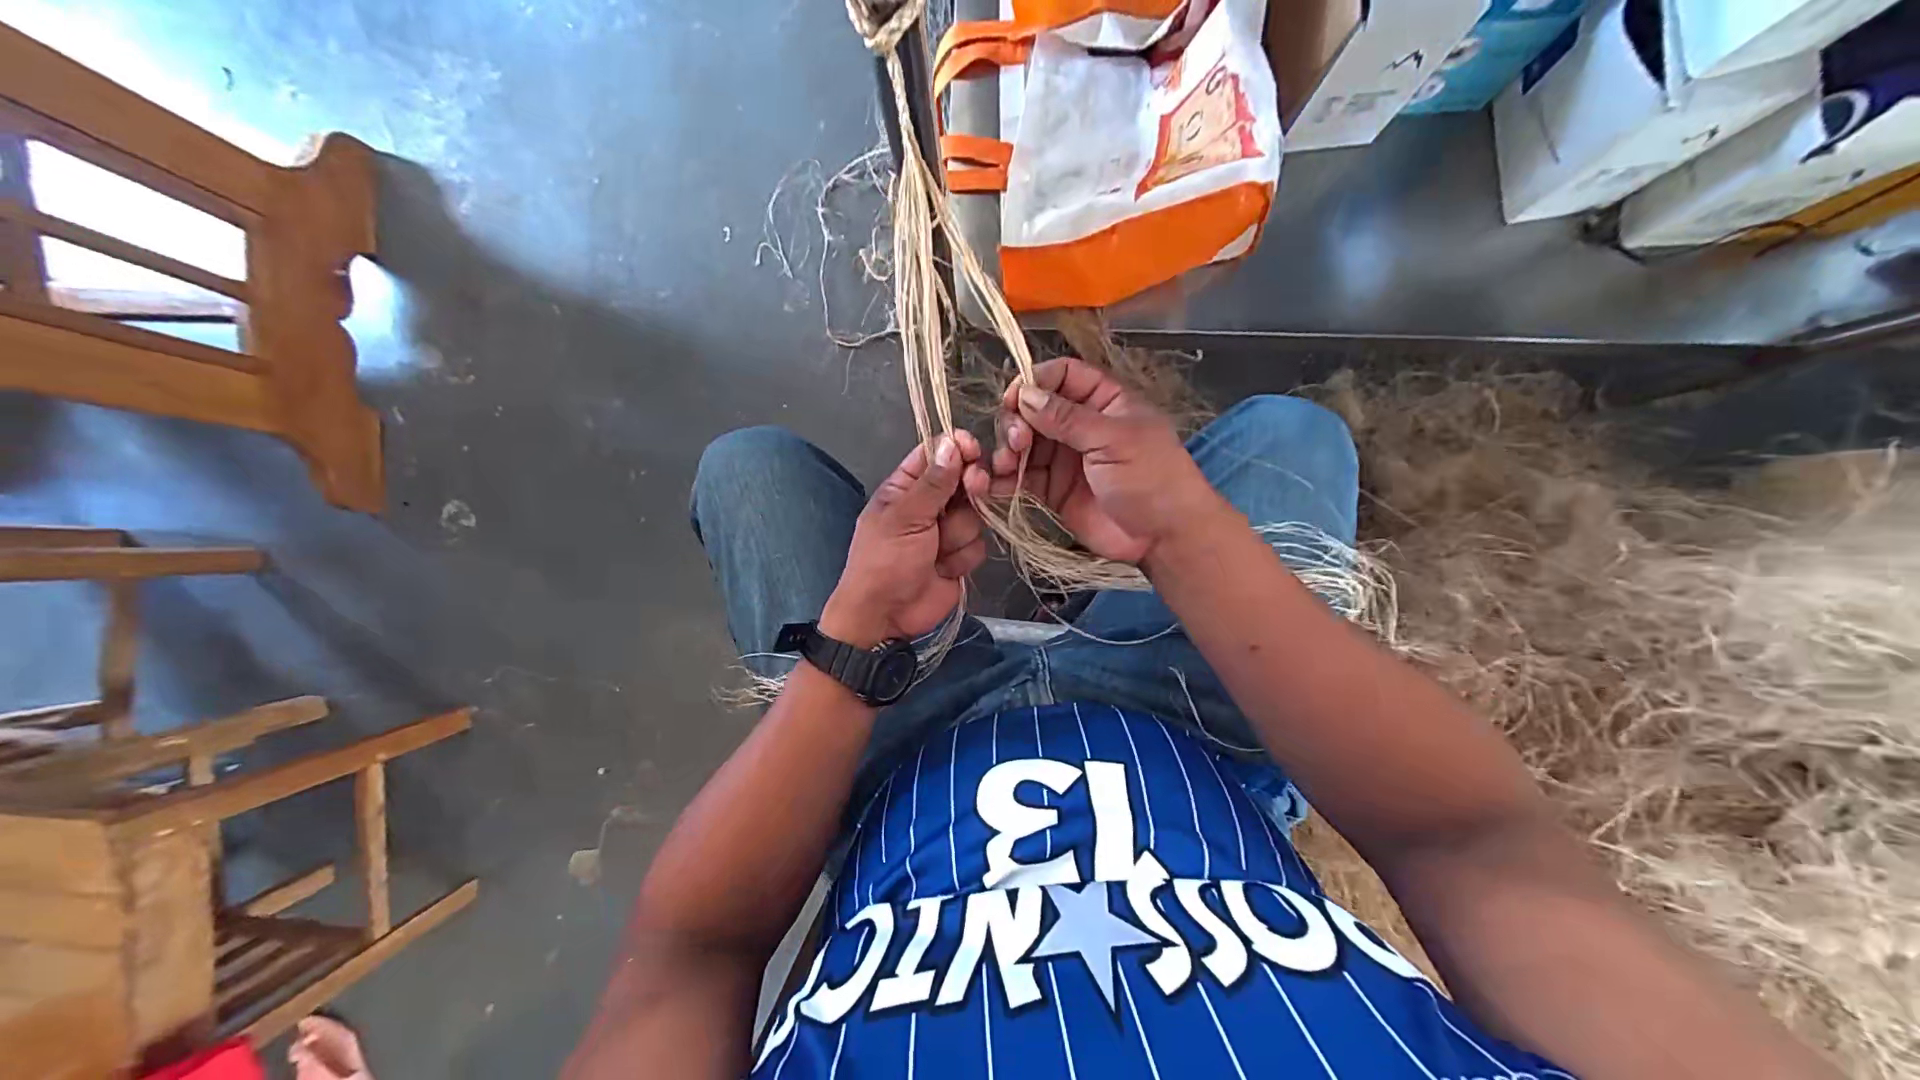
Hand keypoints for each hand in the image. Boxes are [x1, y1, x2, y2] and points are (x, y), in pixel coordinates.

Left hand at [821, 432, 990, 646]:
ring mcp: (946, 531)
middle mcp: (928, 505)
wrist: (886, 615)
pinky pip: (978, 545)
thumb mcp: (905, 518)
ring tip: (936, 552)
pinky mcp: (960, 557)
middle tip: (974, 491)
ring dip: (958, 535)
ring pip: (975, 516)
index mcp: (905, 487)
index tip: (973, 449)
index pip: (936, 455)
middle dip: (970, 490)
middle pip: (964, 482)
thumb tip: (951, 444)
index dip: (956, 449)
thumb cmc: (885, 561)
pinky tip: (944, 570)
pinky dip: (962, 559)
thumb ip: (933, 483)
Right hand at [989, 356, 1222, 563]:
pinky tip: (991, 483)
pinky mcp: (1052, 490)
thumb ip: (1068, 418)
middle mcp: (1079, 425)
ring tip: (1007, 465)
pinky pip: (1021, 478)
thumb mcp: (1115, 439)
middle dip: (1016, 421)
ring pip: (1022, 443)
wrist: (1163, 537)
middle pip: (1034, 409)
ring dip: (1007, 450)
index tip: (1015, 399)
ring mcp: (1064, 458)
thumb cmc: (1152, 478)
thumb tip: (1026, 395)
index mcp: (1102, 401)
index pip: (1061, 376)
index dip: (1035, 382)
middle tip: (1017, 441)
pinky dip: (1003, 480)